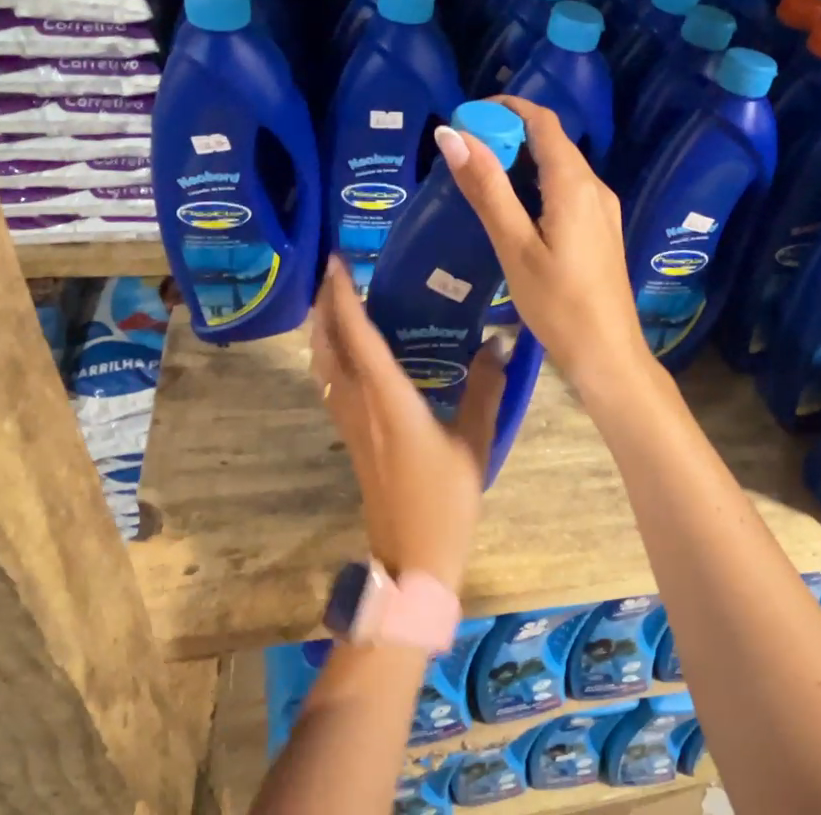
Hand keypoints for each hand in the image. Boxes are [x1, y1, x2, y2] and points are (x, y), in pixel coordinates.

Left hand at [308, 256, 506, 591]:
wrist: (412, 558)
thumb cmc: (445, 501)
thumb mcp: (474, 443)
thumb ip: (485, 389)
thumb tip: (499, 341)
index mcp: (388, 400)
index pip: (357, 335)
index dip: (343, 296)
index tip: (336, 262)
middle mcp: (359, 405)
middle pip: (327, 347)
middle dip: (323, 307)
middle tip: (331, 274)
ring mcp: (350, 425)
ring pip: (323, 367)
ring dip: (322, 331)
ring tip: (334, 305)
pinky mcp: (352, 441)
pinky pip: (331, 385)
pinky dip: (331, 357)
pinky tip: (349, 355)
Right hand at [433, 96, 648, 387]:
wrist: (607, 352)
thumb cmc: (557, 304)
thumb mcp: (514, 246)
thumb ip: (486, 189)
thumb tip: (452, 134)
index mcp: (574, 184)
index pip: (541, 120)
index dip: (503, 109)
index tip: (464, 117)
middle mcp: (595, 186)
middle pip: (550, 140)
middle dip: (507, 135)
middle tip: (462, 153)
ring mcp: (603, 208)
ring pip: (559, 166)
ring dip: (521, 161)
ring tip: (479, 180)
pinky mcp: (602, 228)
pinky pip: (568, 189)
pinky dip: (537, 184)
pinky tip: (513, 210)